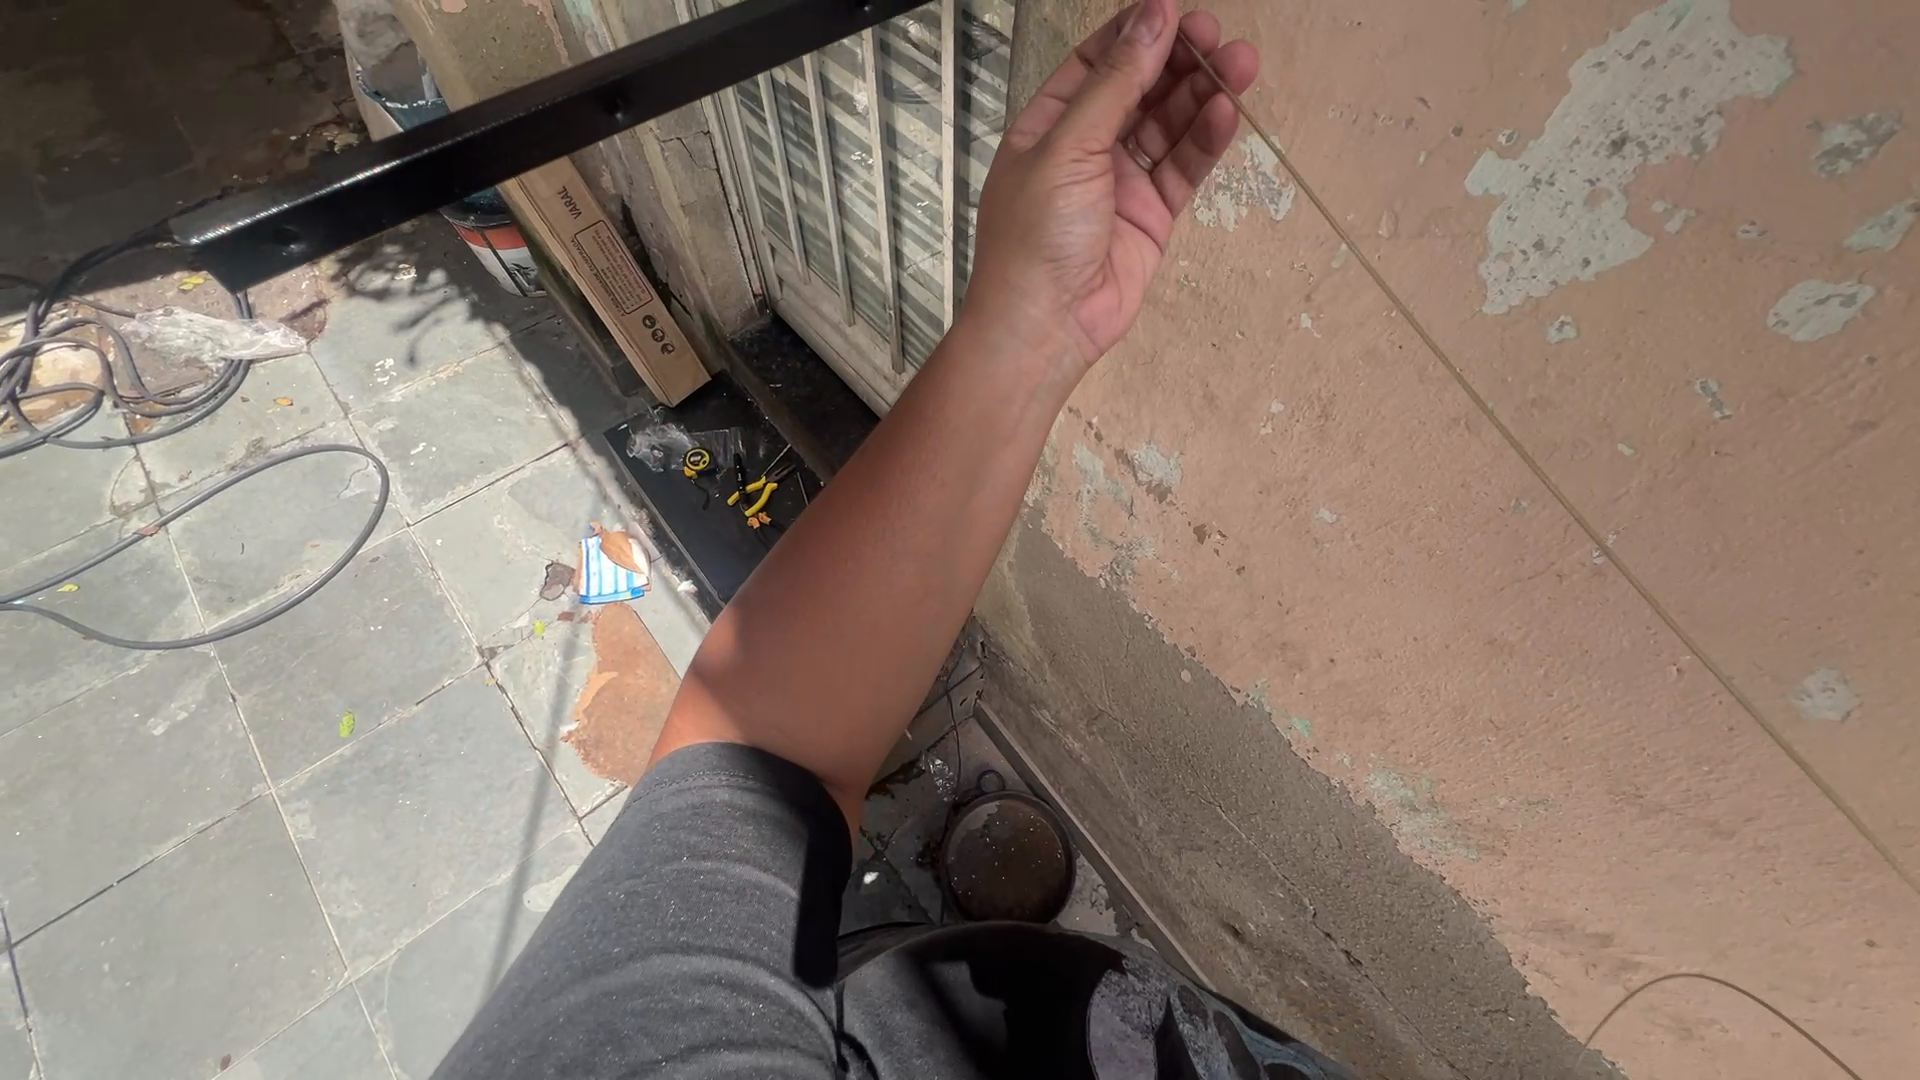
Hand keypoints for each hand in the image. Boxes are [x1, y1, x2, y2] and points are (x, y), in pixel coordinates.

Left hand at [962, 0, 1259, 373]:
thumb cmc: (1035, 238)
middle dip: (1176, 61)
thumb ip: (1114, 86)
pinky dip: (1203, 142)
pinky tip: (1226, 113)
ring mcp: (1119, 185)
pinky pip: (1181, 170)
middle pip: (1138, 91)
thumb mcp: (1066, 148)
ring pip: (1167, 128)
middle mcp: (1083, 153)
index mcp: (1047, 129)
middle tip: (1214, 36)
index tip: (1174, 10)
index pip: (1093, 65)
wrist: (1045, 325)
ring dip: (1201, 95)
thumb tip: (1153, 17)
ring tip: (1240, 64)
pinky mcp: (1149, 218)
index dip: (1133, 35)